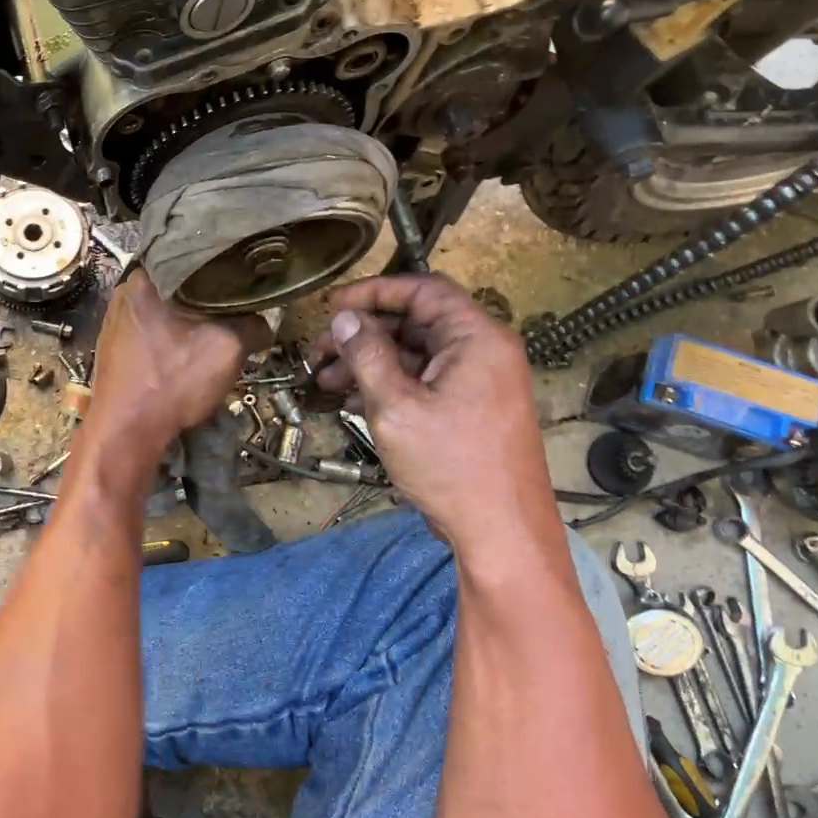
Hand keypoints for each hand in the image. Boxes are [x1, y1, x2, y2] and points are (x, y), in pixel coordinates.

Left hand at [85, 270, 269, 461]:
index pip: (194, 255)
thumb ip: (252, 325)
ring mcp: (115, 319)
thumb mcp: (228, 349)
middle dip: (208, 297)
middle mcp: (125, 291)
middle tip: (236, 309)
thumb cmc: (172, 383)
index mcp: (146, 277)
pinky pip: (151, 330)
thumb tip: (265, 323)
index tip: (246, 278)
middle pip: (179, 283)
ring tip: (214, 333)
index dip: (224, 267)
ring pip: (165, 308)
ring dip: (189, 320)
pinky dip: (170, 337)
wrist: (125, 432)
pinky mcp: (114, 345)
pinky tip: (185, 352)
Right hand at [312, 275, 551, 546]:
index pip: (423, 290)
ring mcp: (479, 381)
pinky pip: (425, 381)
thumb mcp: (395, 407)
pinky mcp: (470, 408)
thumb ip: (367, 356)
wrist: (499, 526)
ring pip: (416, 355)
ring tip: (326, 382)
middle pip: (416, 324)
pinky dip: (389, 385)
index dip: (373, 291)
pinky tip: (353, 402)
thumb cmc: (450, 465)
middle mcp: (483, 351)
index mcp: (476, 339)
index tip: (332, 305)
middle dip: (364, 334)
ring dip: (370, 363)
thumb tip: (345, 320)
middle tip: (319, 351)